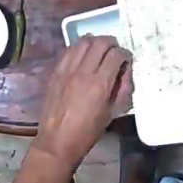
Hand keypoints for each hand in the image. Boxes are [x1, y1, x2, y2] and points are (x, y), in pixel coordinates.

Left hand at [31, 36, 132, 171]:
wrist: (58, 141)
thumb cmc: (88, 131)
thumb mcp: (112, 112)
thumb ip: (122, 89)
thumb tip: (124, 72)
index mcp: (100, 84)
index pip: (116, 54)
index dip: (125, 54)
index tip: (126, 60)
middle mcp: (83, 71)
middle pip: (100, 42)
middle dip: (112, 43)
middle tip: (115, 52)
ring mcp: (67, 70)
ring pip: (83, 41)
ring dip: (95, 42)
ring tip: (99, 50)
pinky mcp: (56, 72)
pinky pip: (69, 50)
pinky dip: (79, 48)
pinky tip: (83, 56)